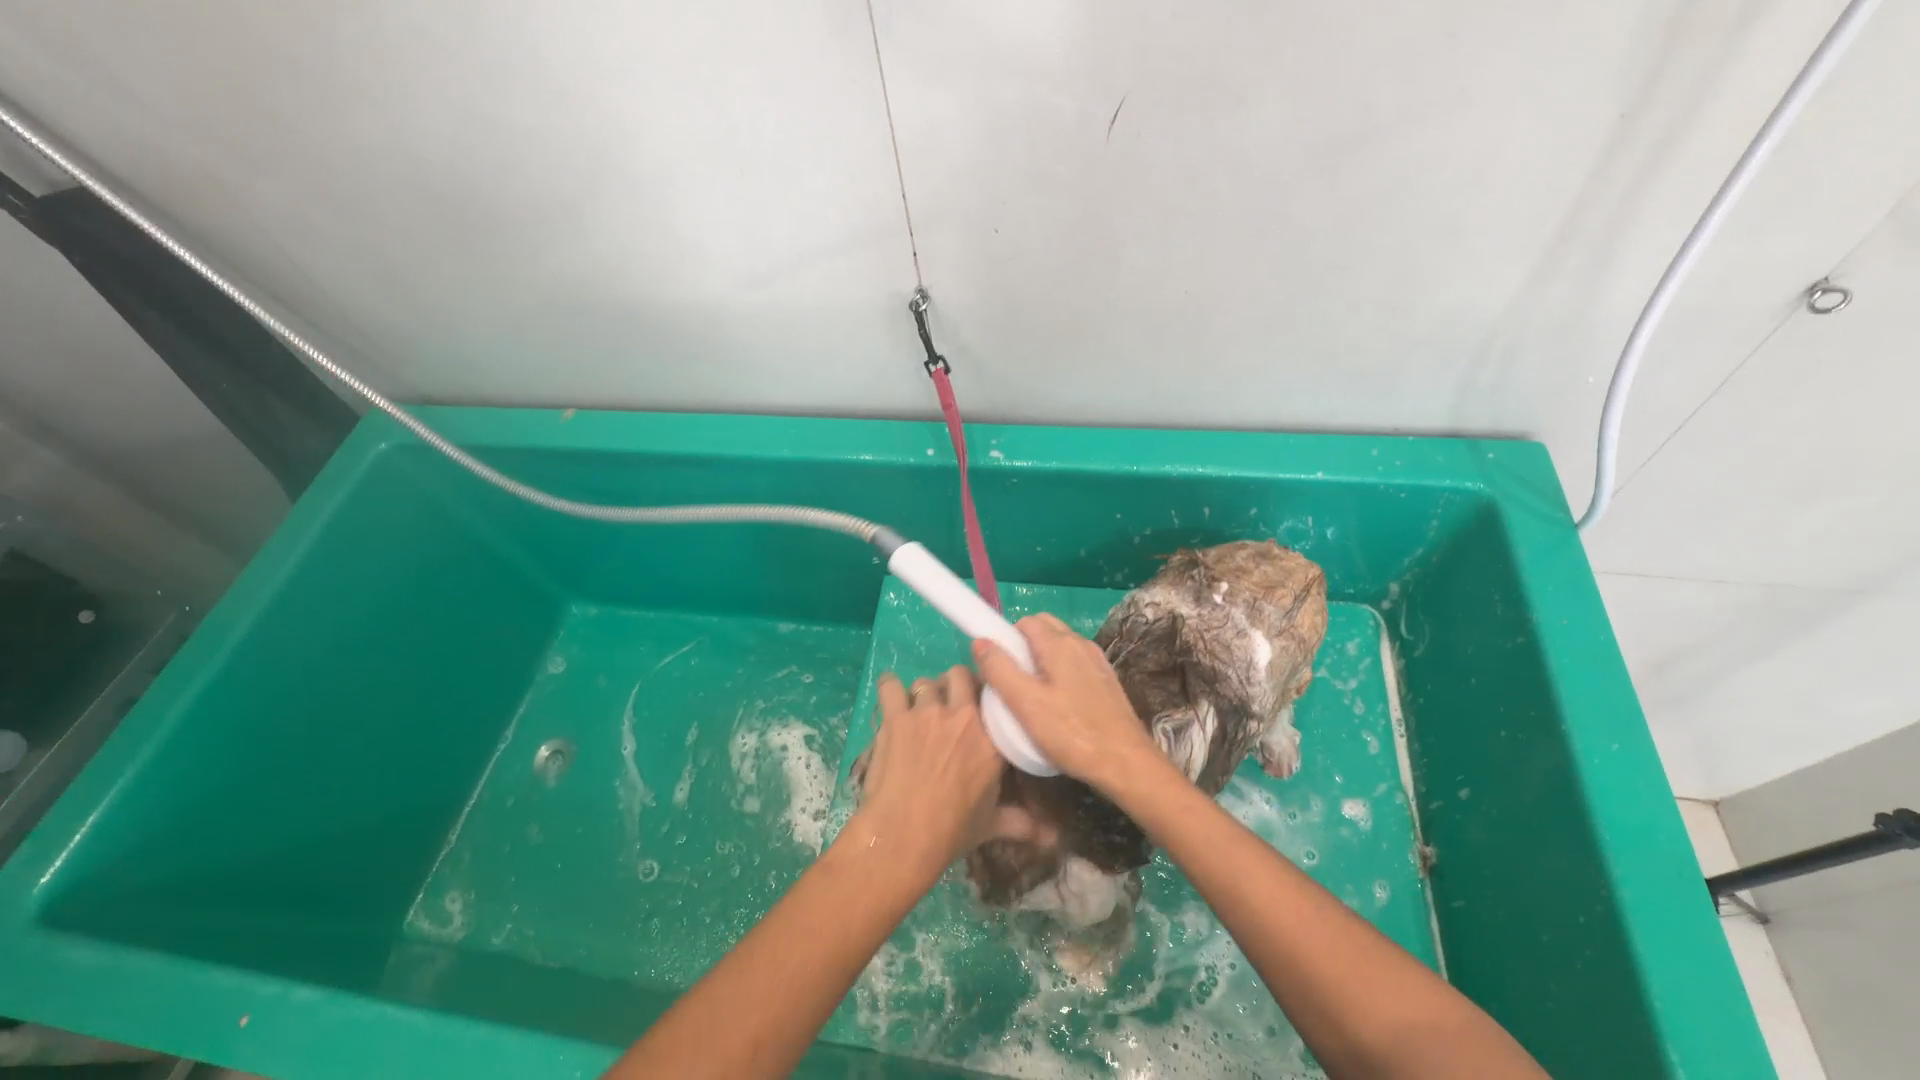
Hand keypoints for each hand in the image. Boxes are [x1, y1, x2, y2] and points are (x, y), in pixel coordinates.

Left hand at [845, 666, 1004, 882]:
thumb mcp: (991, 825)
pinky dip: (889, 687)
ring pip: (925, 682)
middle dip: (954, 684)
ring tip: (918, 708)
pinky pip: (890, 687)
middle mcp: (963, 718)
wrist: (905, 834)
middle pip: (960, 676)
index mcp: (992, 740)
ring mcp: (928, 714)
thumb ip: (1020, 822)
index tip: (979, 707)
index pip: (993, 700)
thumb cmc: (952, 830)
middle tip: (948, 702)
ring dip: (923, 693)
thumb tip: (1051, 836)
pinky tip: (890, 694)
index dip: (984, 698)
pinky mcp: (896, 718)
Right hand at [972, 614, 1163, 791]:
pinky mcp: (1106, 681)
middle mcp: (1081, 644)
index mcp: (1060, 644)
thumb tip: (980, 641)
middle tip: (1012, 682)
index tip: (997, 667)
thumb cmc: (1071, 733)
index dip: (1006, 638)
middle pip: (1045, 629)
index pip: (1025, 621)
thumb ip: (1000, 670)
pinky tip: (1057, 706)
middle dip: (1023, 646)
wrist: (1124, 762)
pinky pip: (1075, 665)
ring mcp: (1097, 662)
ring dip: (1042, 661)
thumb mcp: (1025, 704)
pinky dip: (1060, 673)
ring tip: (1032, 697)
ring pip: (1061, 648)